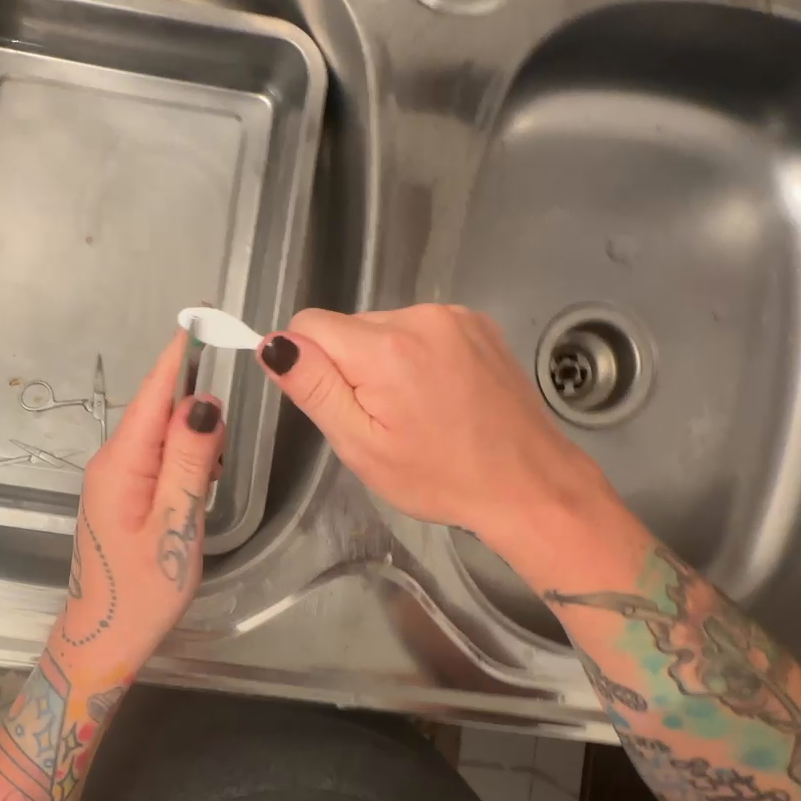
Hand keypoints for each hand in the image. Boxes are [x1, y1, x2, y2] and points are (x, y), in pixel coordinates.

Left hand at [54, 331, 225, 670]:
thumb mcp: (175, 525)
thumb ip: (190, 462)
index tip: (204, 314)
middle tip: (230, 431)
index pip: (154, 392)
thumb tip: (204, 402)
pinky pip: (154, 460)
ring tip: (213, 478)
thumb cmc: (142, 592)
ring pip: (159, 436)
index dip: (180, 353)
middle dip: (196, 405)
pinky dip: (182, 462)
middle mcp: (112, 462)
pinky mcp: (120, 495)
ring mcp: (113, 479)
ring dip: (193, 441)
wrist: (102, 639)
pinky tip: (196, 491)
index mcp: (122, 463)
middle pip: (158, 409)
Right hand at [257, 304, 613, 548]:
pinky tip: (435, 395)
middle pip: (347, 326)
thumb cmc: (438, 477)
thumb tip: (272, 344)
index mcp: (384, 348)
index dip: (305, 362)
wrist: (527, 484)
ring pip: (381, 328)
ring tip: (411, 411)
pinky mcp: (477, 323)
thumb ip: (314, 388)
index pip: (308, 323)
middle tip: (377, 419)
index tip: (331, 403)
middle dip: (347, 367)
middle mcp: (419, 316)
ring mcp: (454, 316)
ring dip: (380, 362)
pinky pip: (418, 329)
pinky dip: (414, 357)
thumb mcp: (361, 445)